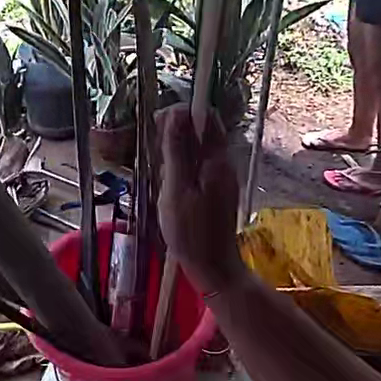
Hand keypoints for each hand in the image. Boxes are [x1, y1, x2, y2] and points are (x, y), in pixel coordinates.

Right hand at [156, 107, 245, 295]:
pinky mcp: (218, 189)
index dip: (181, 112)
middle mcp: (224, 162)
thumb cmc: (190, 232)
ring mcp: (223, 176)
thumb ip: (176, 151)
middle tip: (155, 150)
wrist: (213, 268)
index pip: (205, 116)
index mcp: (217, 159)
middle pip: (203, 129)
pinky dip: (184, 166)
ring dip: (178, 150)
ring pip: (200, 147)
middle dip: (177, 131)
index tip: (157, 124)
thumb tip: (176, 113)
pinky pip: (200, 165)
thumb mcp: (176, 190)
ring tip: (161, 170)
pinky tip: (171, 184)